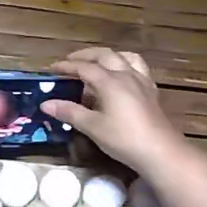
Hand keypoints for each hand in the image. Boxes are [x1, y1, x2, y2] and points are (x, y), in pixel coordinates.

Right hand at [42, 48, 186, 173]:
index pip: (84, 67)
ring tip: (98, 63)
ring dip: (108, 56)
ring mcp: (141, 81)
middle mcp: (126, 74)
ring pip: (124, 57)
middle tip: (71, 61)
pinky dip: (125, 65)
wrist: (160, 151)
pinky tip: (122, 77)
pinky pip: (138, 68)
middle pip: (105, 55)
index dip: (67, 66)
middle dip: (86, 55)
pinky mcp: (151, 91)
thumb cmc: (123, 138)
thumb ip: (70, 112)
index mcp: (110, 81)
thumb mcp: (93, 126)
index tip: (52, 69)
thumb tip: (46, 104)